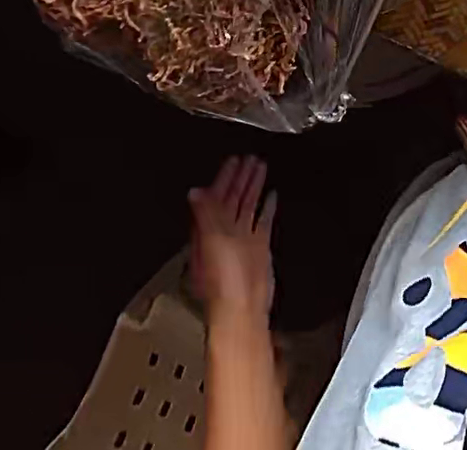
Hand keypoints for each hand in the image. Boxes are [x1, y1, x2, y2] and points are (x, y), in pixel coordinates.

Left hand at [189, 155, 277, 327]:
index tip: (233, 160)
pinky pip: (263, 220)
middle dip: (241, 176)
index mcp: (210, 229)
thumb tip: (195, 191)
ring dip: (254, 186)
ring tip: (261, 167)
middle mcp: (225, 232)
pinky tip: (272, 195)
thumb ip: (205, 214)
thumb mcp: (211, 241)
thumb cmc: (224, 282)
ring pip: (248, 205)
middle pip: (233, 197)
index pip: (216, 196)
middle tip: (249, 158)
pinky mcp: (259, 247)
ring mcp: (242, 240)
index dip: (224, 176)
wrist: (244, 309)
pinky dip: (268, 207)